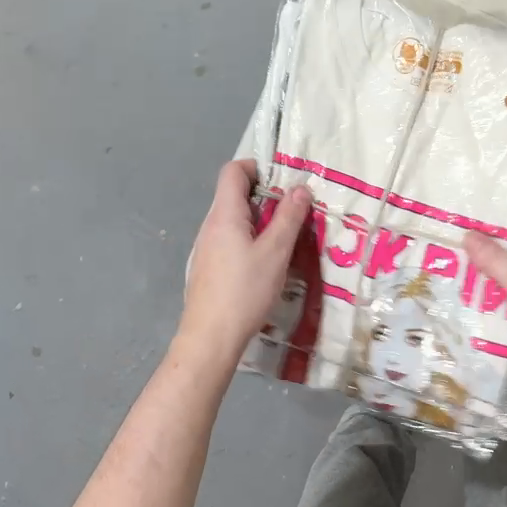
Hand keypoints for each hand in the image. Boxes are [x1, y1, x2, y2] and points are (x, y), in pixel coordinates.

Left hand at [179, 160, 311, 364]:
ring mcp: (207, 248)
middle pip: (236, 195)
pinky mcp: (209, 268)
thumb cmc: (244, 291)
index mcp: (224, 214)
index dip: (258, 167)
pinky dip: (252, 241)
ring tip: (287, 240)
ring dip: (262, 222)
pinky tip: (268, 265)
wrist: (210, 339)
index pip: (233, 171)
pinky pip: (232, 241)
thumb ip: (289, 218)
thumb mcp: (276, 252)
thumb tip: (300, 188)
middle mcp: (211, 225)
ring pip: (236, 221)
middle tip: (296, 213)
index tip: (285, 182)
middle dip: (268, 198)